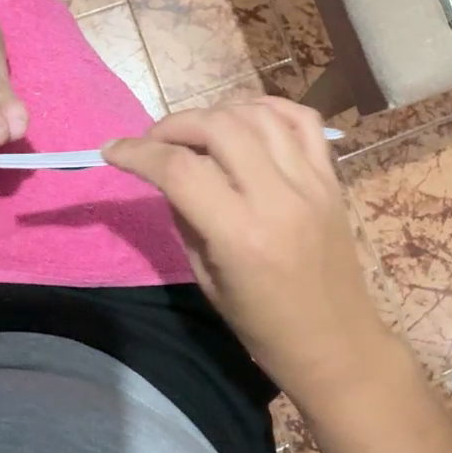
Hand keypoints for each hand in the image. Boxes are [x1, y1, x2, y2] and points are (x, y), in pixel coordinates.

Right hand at [103, 97, 395, 398]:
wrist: (337, 345)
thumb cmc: (264, 326)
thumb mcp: (207, 279)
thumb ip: (186, 217)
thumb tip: (168, 172)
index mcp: (240, 235)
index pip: (179, 169)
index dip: (138, 153)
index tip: (114, 150)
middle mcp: (278, 199)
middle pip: (219, 127)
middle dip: (175, 124)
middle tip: (155, 140)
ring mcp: (311, 183)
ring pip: (258, 115)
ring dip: (217, 112)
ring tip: (197, 130)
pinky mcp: (332, 179)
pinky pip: (303, 120)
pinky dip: (269, 107)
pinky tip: (246, 117)